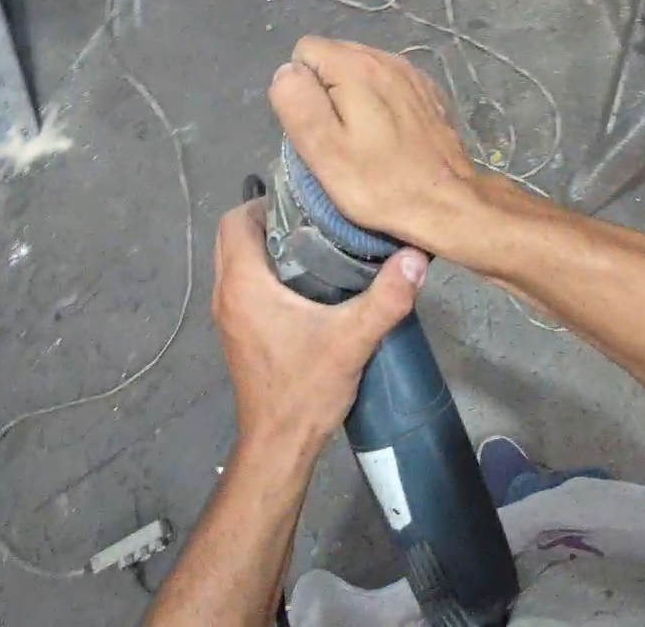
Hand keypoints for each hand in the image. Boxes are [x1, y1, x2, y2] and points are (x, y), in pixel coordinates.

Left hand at [211, 200, 428, 454]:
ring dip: (265, 245)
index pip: (235, 221)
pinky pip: (243, 283)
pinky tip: (307, 280)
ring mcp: (229, 316)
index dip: (264, 201)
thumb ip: (386, 298)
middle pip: (233, 236)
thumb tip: (417, 257)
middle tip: (315, 217)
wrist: (278, 446)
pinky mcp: (239, 333)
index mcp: (243, 285)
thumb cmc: (305, 388)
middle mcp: (227, 294)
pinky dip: (264, 270)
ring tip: (315, 241)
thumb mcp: (352, 340)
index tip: (305, 199)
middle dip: (267, 219)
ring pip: (236, 261)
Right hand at [268, 37, 481, 246]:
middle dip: (328, 92)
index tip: (318, 128)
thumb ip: (297, 101)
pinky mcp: (431, 94)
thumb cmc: (380, 183)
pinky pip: (391, 87)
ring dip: (356, 99)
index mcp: (357, 66)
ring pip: (364, 72)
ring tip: (365, 141)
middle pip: (335, 58)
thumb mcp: (323, 149)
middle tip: (339, 140)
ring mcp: (415, 75)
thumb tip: (287, 71)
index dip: (302, 90)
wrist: (449, 203)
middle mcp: (388, 59)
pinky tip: (392, 138)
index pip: (304, 52)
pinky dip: (384, 105)